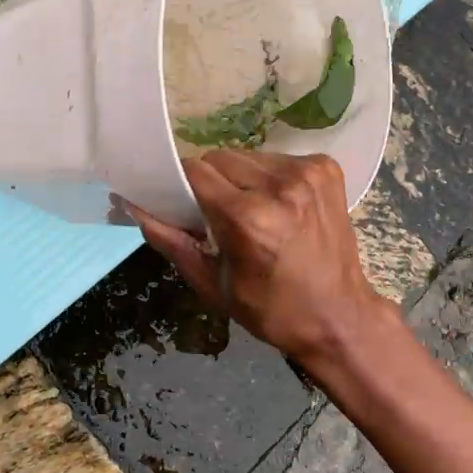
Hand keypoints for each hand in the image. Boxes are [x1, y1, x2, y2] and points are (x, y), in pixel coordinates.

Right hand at [125, 150, 391, 367]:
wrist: (340, 316)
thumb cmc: (271, 310)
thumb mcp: (213, 284)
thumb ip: (171, 241)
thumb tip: (133, 205)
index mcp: (248, 217)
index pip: (195, 172)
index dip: (182, 185)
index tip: (182, 203)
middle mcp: (279, 186)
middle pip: (220, 159)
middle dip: (212, 182)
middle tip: (219, 215)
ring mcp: (308, 172)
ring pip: (248, 156)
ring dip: (241, 177)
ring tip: (252, 211)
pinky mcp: (326, 167)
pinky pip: (278, 159)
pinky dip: (270, 177)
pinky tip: (279, 206)